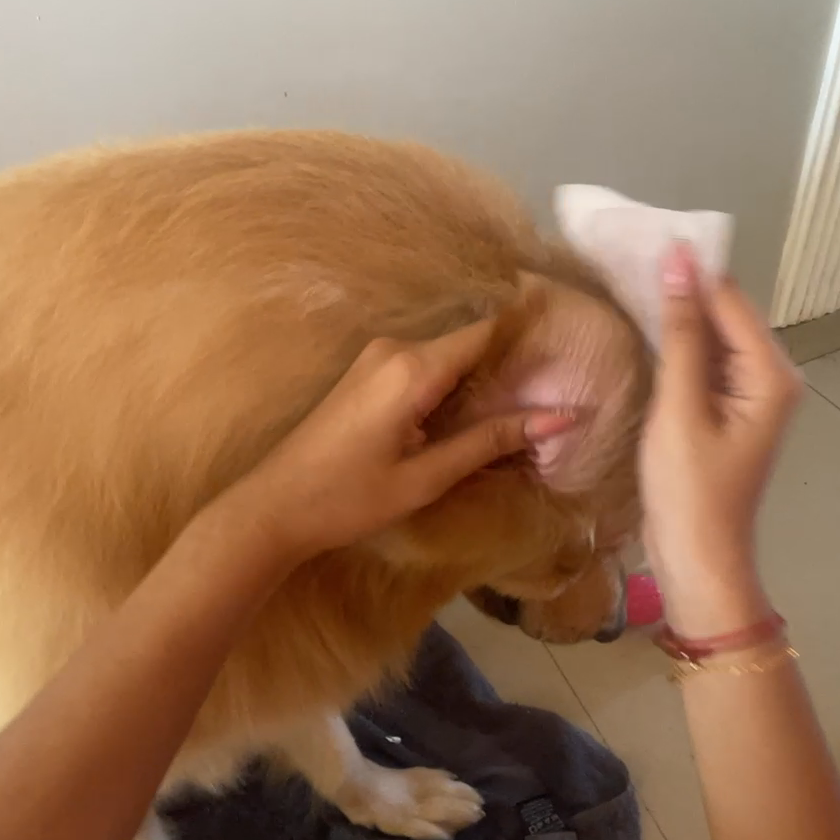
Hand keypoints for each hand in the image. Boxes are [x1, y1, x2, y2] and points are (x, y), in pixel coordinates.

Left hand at [230, 319, 574, 563]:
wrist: (273, 507)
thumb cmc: (350, 498)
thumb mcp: (428, 475)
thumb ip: (493, 439)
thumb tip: (564, 417)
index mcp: (413, 367)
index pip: (488, 332)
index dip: (530, 343)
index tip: (566, 362)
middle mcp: (395, 348)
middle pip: (470, 341)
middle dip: (509, 367)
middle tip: (550, 398)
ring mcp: (376, 357)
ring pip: (448, 355)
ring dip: (481, 380)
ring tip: (518, 412)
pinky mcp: (366, 373)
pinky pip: (424, 366)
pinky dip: (452, 387)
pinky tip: (469, 418)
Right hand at [639, 244, 803, 639]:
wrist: (697, 556)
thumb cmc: (689, 489)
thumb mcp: (680, 408)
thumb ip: (681, 334)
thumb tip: (677, 262)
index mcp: (772, 373)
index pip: (730, 300)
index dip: (690, 267)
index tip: (642, 234)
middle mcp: (771, 375)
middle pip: (726, 314)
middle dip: (683, 286)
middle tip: (628, 254)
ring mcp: (750, 394)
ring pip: (713, 336)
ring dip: (677, 313)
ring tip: (628, 278)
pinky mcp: (727, 409)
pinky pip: (705, 363)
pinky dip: (678, 344)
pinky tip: (645, 326)